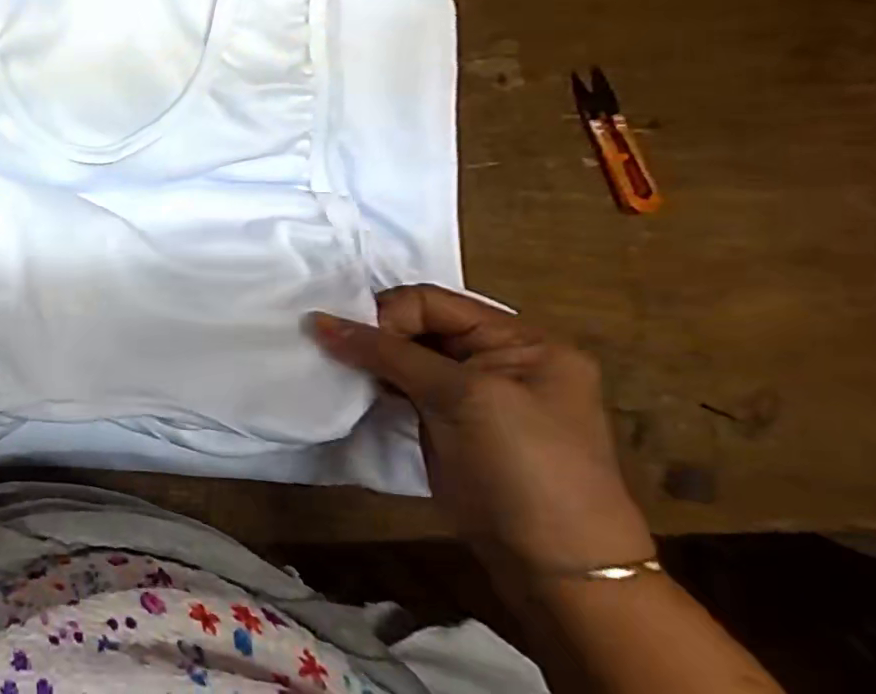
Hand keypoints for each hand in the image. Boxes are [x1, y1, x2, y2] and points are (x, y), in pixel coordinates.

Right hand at [311, 286, 653, 578]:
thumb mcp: (461, 397)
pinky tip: (357, 389)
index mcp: (522, 341)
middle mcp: (500, 359)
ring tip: (340, 368)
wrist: (557, 572)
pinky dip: (380, 384)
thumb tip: (318, 321)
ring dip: (374, 360)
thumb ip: (389, 353)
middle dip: (378, 335)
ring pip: (409, 357)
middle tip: (337, 352)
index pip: (435, 303)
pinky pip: (408, 388)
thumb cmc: (522, 468)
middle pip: (421, 326)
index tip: (350, 340)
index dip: (389, 314)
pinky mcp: (452, 426)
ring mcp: (476, 395)